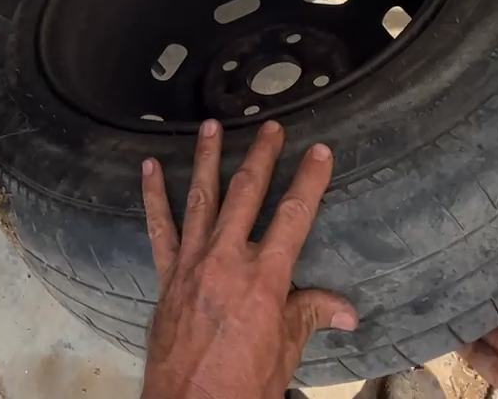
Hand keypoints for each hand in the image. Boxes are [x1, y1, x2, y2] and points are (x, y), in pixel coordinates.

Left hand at [139, 119, 356, 398]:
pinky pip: (160, 226)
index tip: (319, 151)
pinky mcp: (167, 272)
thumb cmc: (244, 385)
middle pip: (247, 194)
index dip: (309, 181)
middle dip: (262, 157)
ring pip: (202, 197)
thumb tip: (348, 310)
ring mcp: (193, 261)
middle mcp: (226, 259)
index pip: (293, 217)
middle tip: (271, 126)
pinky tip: (149, 166)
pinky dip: (154, 195)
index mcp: (263, 278)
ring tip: (211, 126)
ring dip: (207, 158)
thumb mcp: (286, 353)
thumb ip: (309, 317)